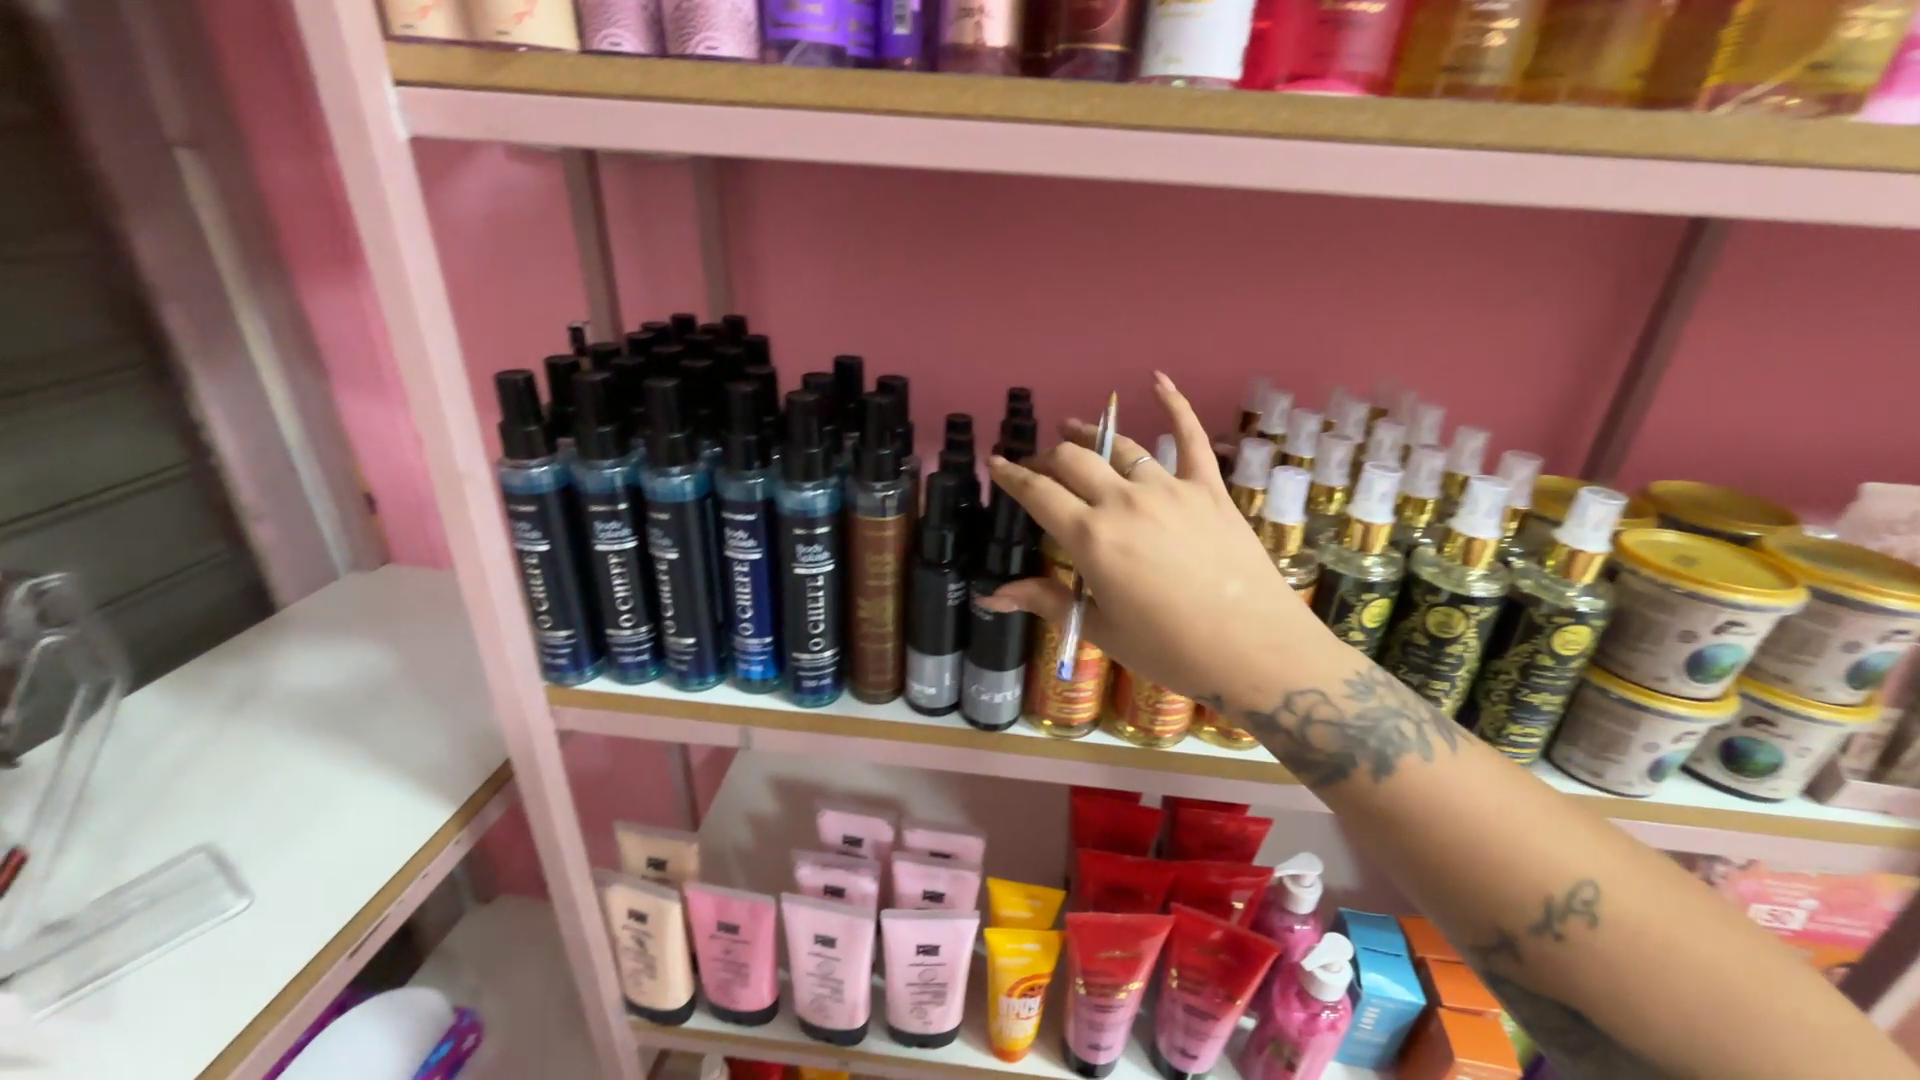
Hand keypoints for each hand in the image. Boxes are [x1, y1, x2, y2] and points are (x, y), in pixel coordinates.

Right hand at [981, 372, 1327, 705]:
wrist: (1254, 651)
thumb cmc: (1170, 650)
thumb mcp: (1102, 629)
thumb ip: (1047, 601)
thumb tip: (992, 595)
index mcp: (1092, 539)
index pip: (1039, 494)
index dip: (1012, 476)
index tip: (996, 462)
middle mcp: (1125, 502)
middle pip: (1073, 461)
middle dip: (1046, 457)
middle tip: (1036, 464)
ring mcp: (1170, 489)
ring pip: (1120, 447)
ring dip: (1090, 435)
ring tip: (1073, 429)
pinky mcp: (1210, 489)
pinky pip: (1191, 438)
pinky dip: (1175, 405)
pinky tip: (1158, 380)